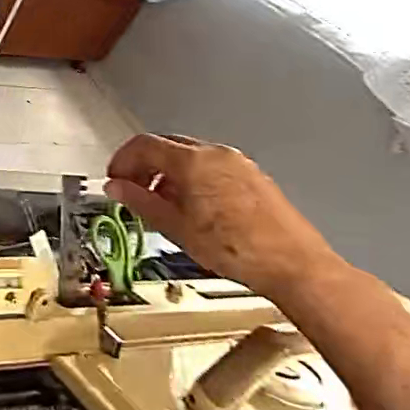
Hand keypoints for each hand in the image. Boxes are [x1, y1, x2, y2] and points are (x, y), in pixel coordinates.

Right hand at [103, 133, 340, 297]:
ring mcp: (236, 162)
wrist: (293, 264)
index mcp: (192, 160)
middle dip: (145, 166)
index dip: (123, 160)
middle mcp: (215, 153)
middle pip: (166, 146)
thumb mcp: (176, 228)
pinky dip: (193, 179)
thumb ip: (141, 202)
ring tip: (163, 205)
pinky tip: (193, 208)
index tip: (116, 178)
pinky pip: (212, 166)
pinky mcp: (251, 175)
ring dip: (169, 173)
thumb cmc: (241, 250)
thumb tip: (118, 188)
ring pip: (190, 156)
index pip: (144, 144)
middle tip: (133, 189)